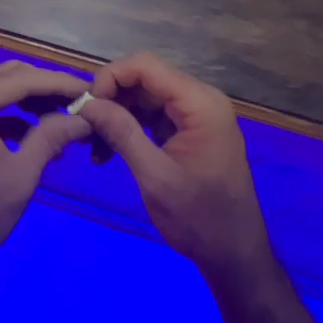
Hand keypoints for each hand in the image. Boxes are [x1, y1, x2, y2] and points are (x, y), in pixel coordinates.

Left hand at [0, 60, 91, 270]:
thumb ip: (51, 136)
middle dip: (47, 88)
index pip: (20, 79)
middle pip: (9, 75)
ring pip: (2, 87)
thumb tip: (85, 117)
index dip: (58, 83)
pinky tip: (44, 133)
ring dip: (33, 100)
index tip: (91, 90)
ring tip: (67, 118)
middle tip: (82, 103)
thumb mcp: (22, 173)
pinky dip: (17, 114)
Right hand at [76, 53, 269, 274]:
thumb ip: (122, 133)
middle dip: (110, 99)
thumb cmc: (200, 219)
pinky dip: (129, 126)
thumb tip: (86, 103)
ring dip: (116, 115)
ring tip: (95, 147)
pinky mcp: (189, 129)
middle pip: (143, 78)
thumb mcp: (155, 177)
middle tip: (86, 130)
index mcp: (200, 103)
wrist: (235, 257)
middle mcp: (200, 99)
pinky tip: (110, 151)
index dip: (110, 77)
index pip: (144, 65)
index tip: (87, 108)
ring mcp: (196, 114)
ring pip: (143, 95)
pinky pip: (152, 113)